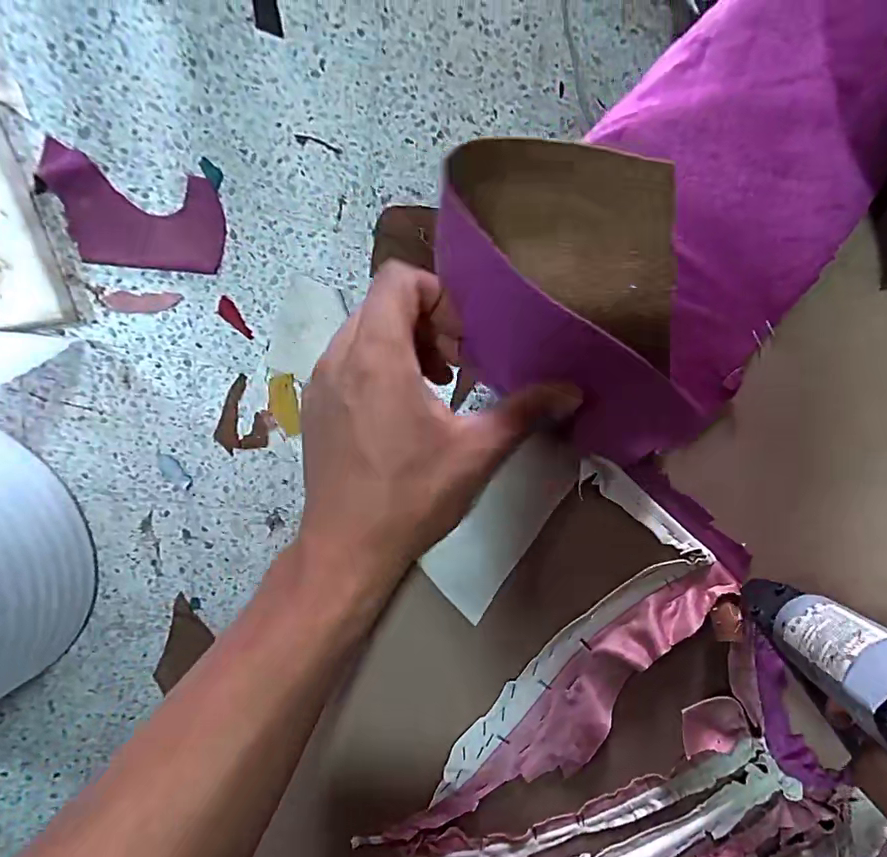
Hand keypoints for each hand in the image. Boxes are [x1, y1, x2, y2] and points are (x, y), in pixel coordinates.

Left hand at [296, 261, 581, 582]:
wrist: (348, 546)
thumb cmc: (413, 496)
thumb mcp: (477, 452)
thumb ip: (524, 411)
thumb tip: (572, 391)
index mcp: (378, 355)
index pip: (398, 278)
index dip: (438, 296)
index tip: (463, 342)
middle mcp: (340, 356)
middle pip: (382, 302)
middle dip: (426, 323)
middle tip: (456, 368)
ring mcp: (320, 381)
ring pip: (363, 331)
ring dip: (403, 345)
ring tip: (433, 391)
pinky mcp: (314, 405)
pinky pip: (347, 360)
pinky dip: (378, 366)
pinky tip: (401, 415)